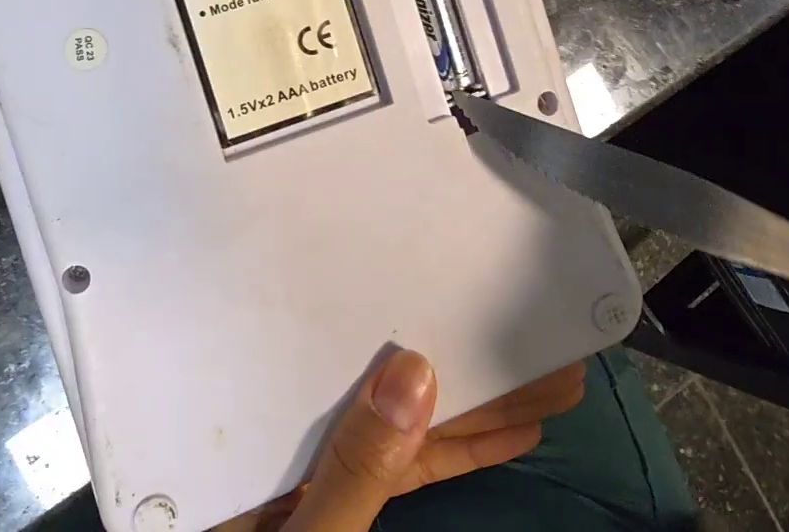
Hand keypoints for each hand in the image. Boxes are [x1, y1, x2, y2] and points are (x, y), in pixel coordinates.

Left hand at [214, 350, 585, 531]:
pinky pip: (411, 469)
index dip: (392, 319)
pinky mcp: (352, 504)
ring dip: (474, 405)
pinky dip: (459, 453)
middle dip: (454, 356)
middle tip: (519, 322)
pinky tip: (509, 432)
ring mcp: (324, 470)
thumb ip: (353, 469)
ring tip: (537, 374)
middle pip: (375, 381)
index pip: (322, 351)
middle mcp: (289, 435)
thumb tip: (411, 373)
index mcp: (251, 424)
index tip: (448, 285)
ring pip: (405, 425)